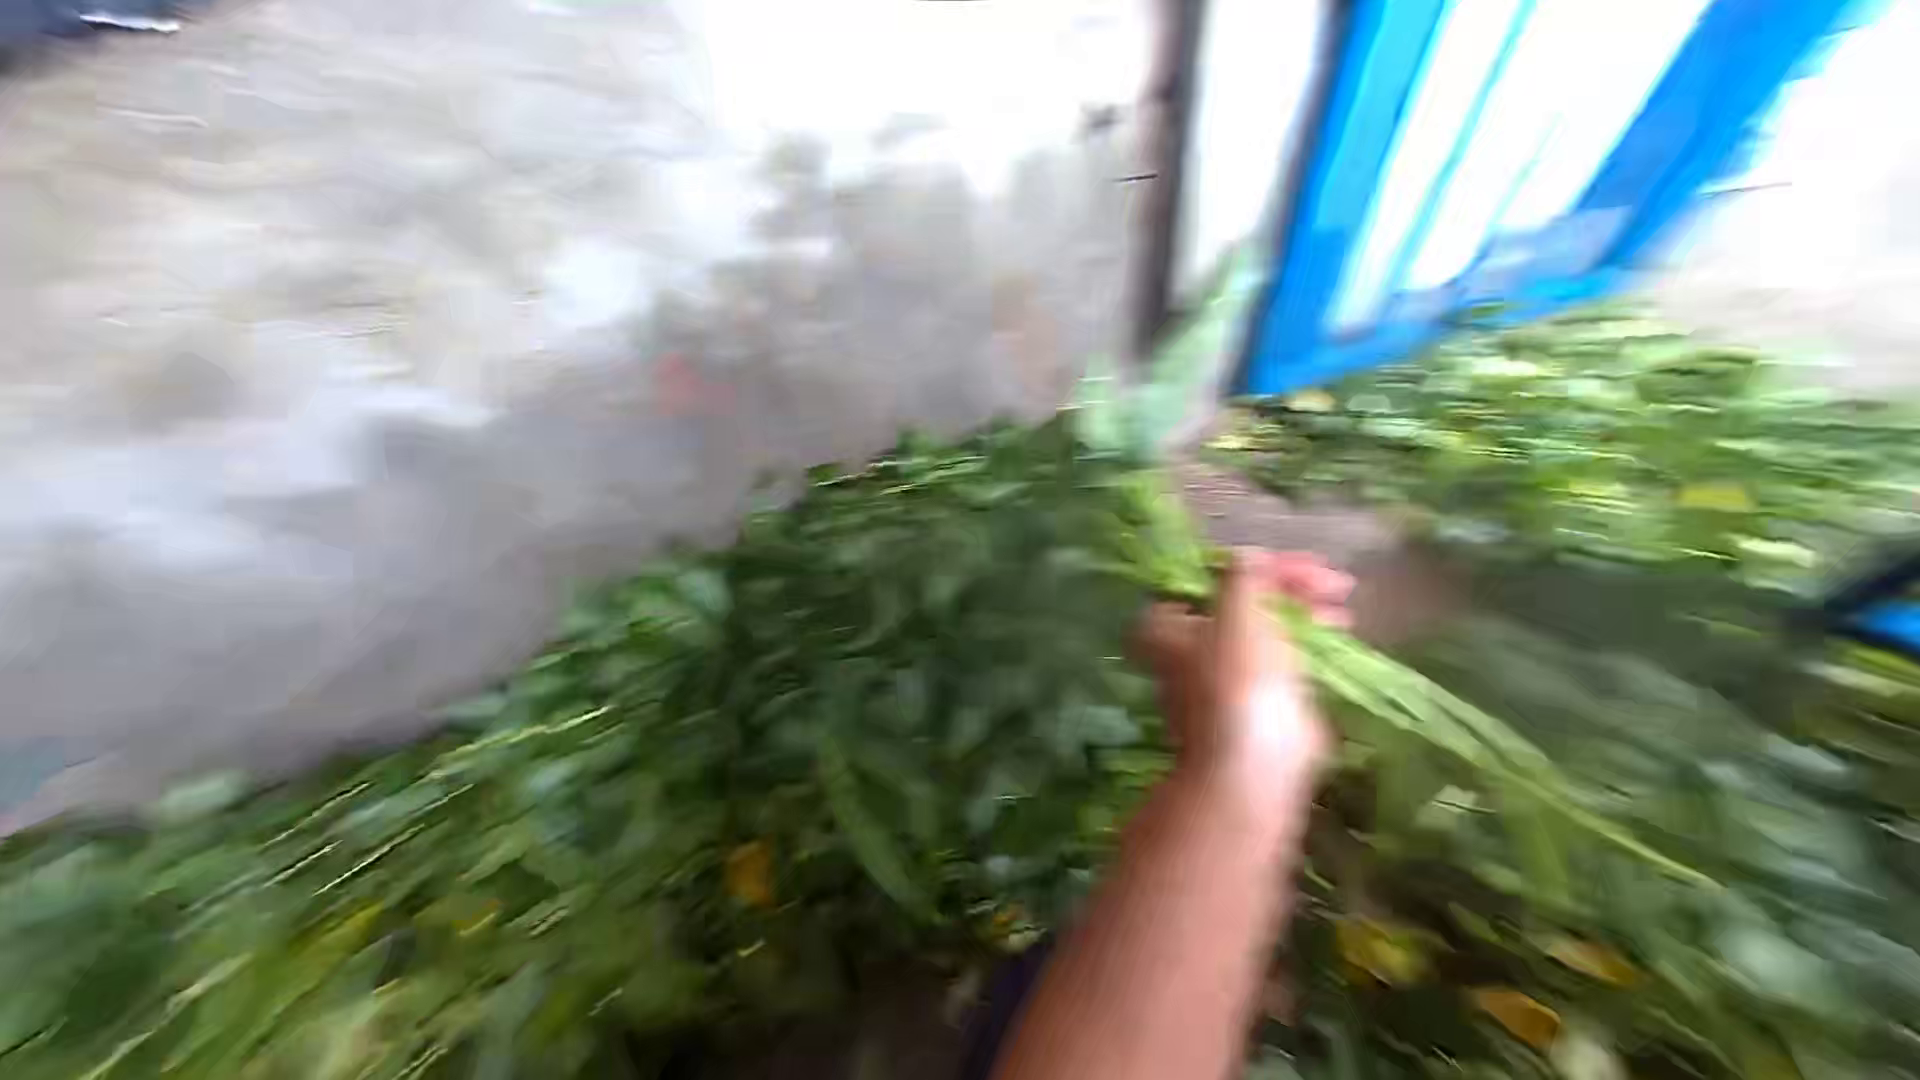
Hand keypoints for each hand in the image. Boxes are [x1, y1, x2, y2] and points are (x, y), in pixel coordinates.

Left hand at [1134, 549, 1349, 807]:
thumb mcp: (1237, 613)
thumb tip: (1245, 555)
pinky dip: (1302, 637)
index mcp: (1164, 624)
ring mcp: (1218, 672)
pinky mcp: (1250, 695)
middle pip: (1238, 600)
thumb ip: (1241, 576)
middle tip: (1333, 582)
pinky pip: (1276, 653)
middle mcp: (1184, 646)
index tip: (1304, 564)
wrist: (1255, 765)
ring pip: (1260, 625)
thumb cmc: (1238, 681)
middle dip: (1287, 586)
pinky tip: (1335, 627)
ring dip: (1301, 609)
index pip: (1210, 577)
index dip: (1258, 565)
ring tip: (1342, 605)